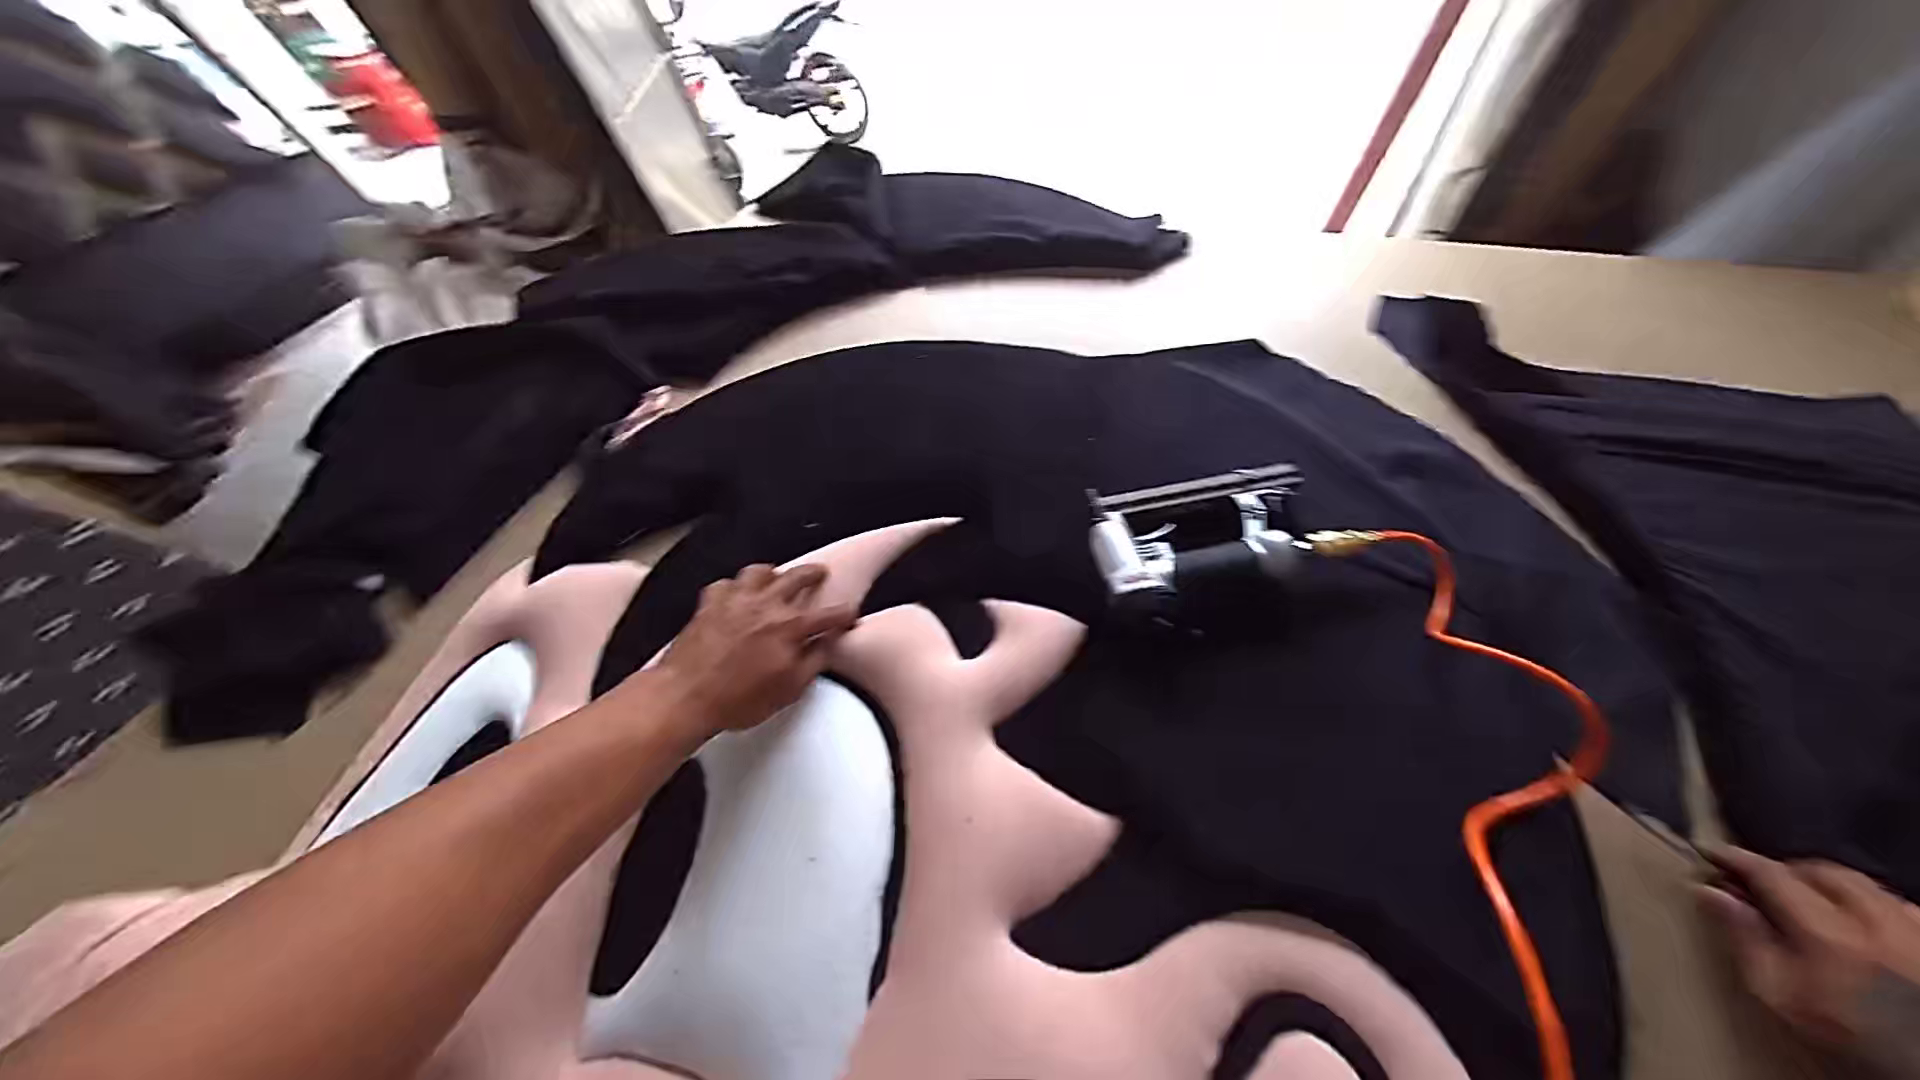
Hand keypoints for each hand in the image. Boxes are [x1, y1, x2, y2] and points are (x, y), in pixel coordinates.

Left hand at [650, 563, 856, 739]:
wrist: (686, 697)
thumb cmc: (736, 699)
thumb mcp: (789, 690)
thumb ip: (814, 662)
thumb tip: (827, 645)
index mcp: (790, 628)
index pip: (829, 615)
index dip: (844, 614)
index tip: (849, 614)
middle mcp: (766, 606)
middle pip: (798, 577)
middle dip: (813, 574)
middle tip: (819, 573)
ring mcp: (736, 601)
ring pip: (759, 571)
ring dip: (772, 572)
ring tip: (776, 576)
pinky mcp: (710, 604)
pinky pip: (725, 583)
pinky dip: (733, 586)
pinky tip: (735, 594)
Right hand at [1699, 845, 1919, 1067]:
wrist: (1914, 1066)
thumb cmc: (1842, 1032)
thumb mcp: (1777, 993)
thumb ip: (1744, 939)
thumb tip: (1710, 892)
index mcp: (1828, 933)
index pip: (1771, 875)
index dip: (1736, 859)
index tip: (1710, 853)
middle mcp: (1877, 925)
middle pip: (1825, 873)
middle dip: (1786, 868)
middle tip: (1759, 877)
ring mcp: (1917, 937)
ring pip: (1870, 887)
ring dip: (1831, 883)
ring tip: (1808, 895)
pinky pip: (1908, 909)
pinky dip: (1877, 903)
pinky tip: (1864, 918)